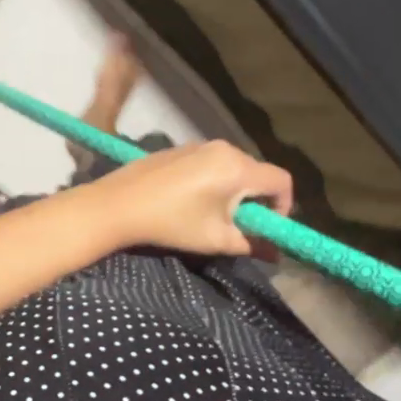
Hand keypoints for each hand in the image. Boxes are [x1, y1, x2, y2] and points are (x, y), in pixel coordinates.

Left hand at [82, 140, 293, 256]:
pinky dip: (212, 181)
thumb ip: (252, 245)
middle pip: (257, 173)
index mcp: (238, 168)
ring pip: (232, 167)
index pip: (281, 180)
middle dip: (256, 201)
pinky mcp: (179, 148)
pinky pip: (210, 163)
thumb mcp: (216, 239)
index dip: (283, 206)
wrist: (117, 205)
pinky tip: (188, 201)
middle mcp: (223, 148)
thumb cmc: (171, 223)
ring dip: (232, 191)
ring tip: (211, 215)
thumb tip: (275, 255)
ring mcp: (198, 144)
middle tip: (238, 226)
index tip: (266, 227)